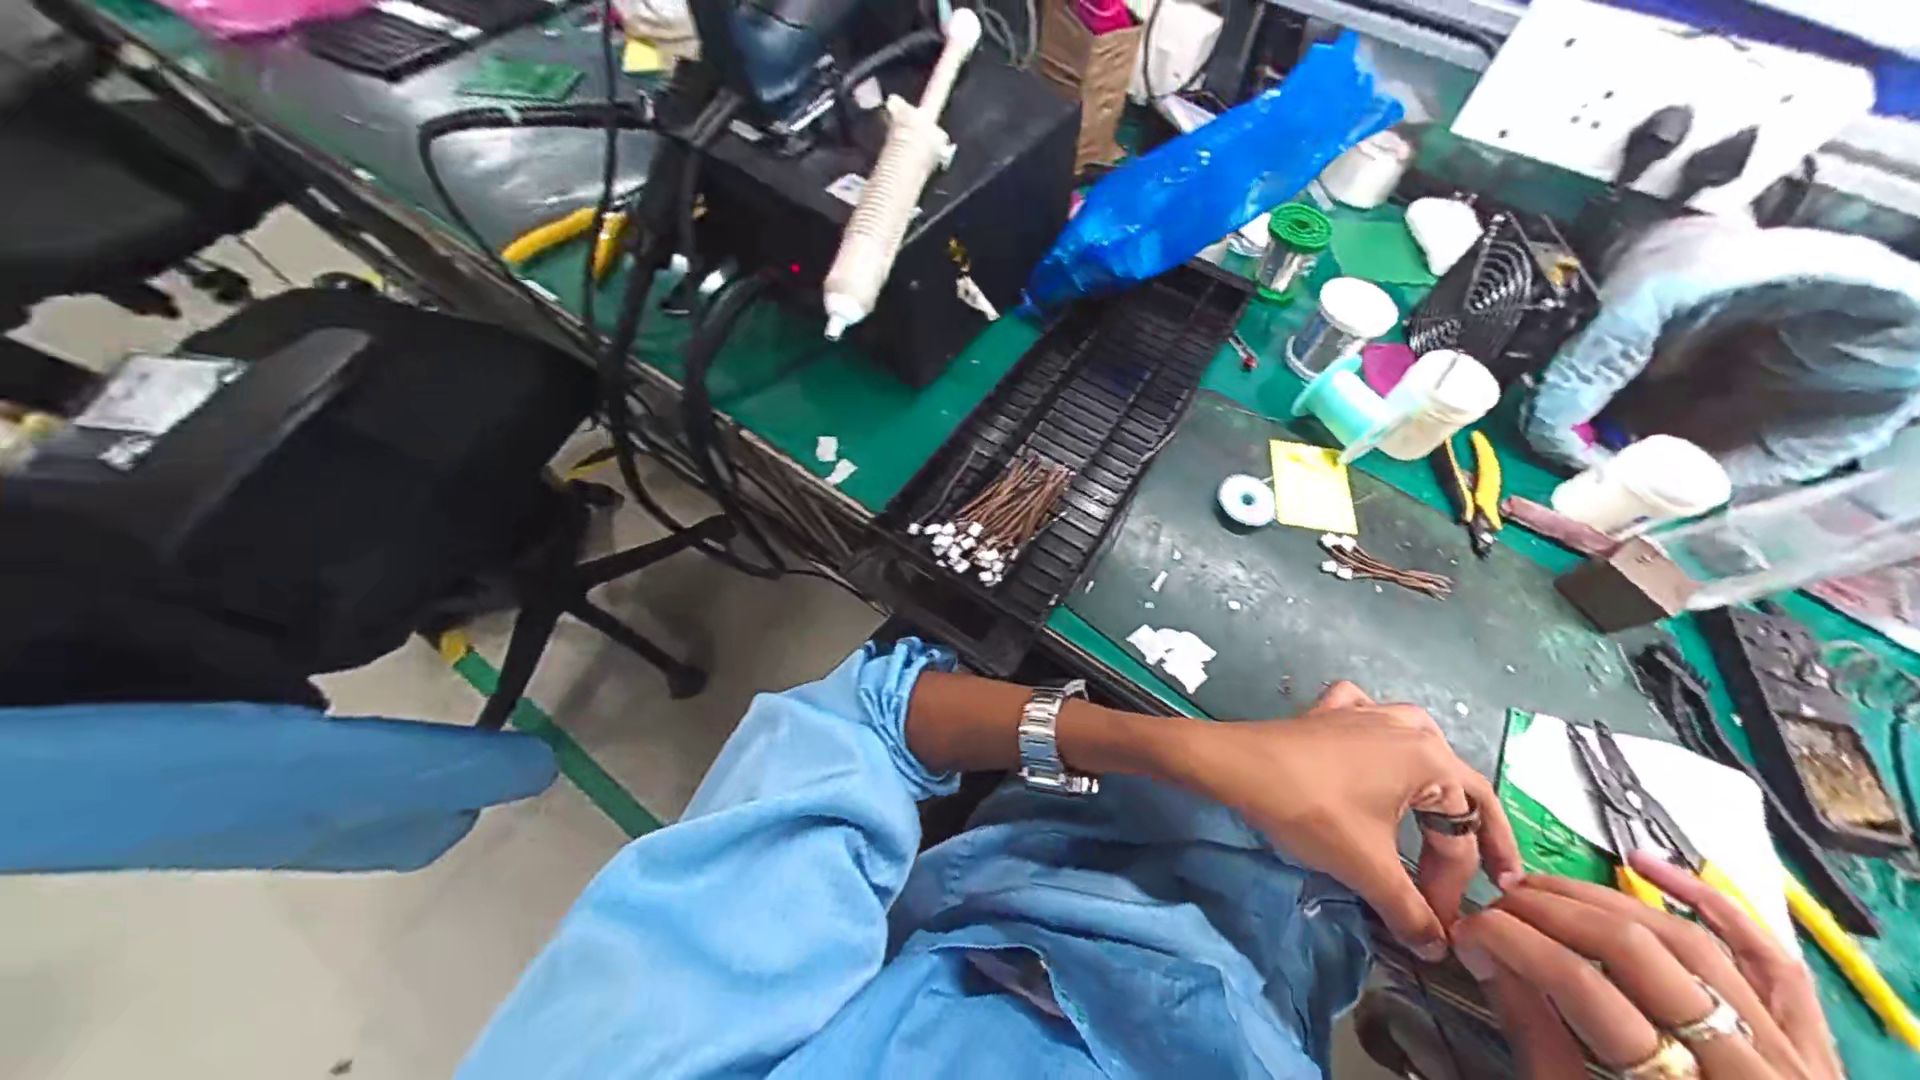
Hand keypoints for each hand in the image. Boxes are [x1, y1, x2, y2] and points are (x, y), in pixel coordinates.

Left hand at [1175, 681, 1521, 960]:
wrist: (1235, 765)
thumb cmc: (1308, 810)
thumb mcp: (1366, 867)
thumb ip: (1409, 912)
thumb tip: (1437, 948)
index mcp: (1429, 760)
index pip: (1462, 834)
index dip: (1454, 884)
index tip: (1440, 923)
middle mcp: (1406, 726)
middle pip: (1451, 789)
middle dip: (1460, 839)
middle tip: (1456, 881)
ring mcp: (1363, 712)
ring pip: (1417, 743)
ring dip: (1430, 783)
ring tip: (1432, 816)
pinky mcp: (1327, 711)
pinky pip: (1366, 714)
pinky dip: (1377, 731)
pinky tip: (1372, 748)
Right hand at [1454, 854, 1842, 1079]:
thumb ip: (1535, 1035)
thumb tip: (1481, 950)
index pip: (1584, 990)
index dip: (1513, 944)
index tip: (1467, 928)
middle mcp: (1755, 1073)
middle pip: (1636, 952)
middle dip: (1549, 912)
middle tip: (1496, 902)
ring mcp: (1798, 1059)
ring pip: (1690, 941)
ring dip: (1602, 899)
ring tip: (1540, 886)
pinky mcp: (1814, 1049)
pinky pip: (1769, 959)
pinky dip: (1710, 903)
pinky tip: (1646, 866)